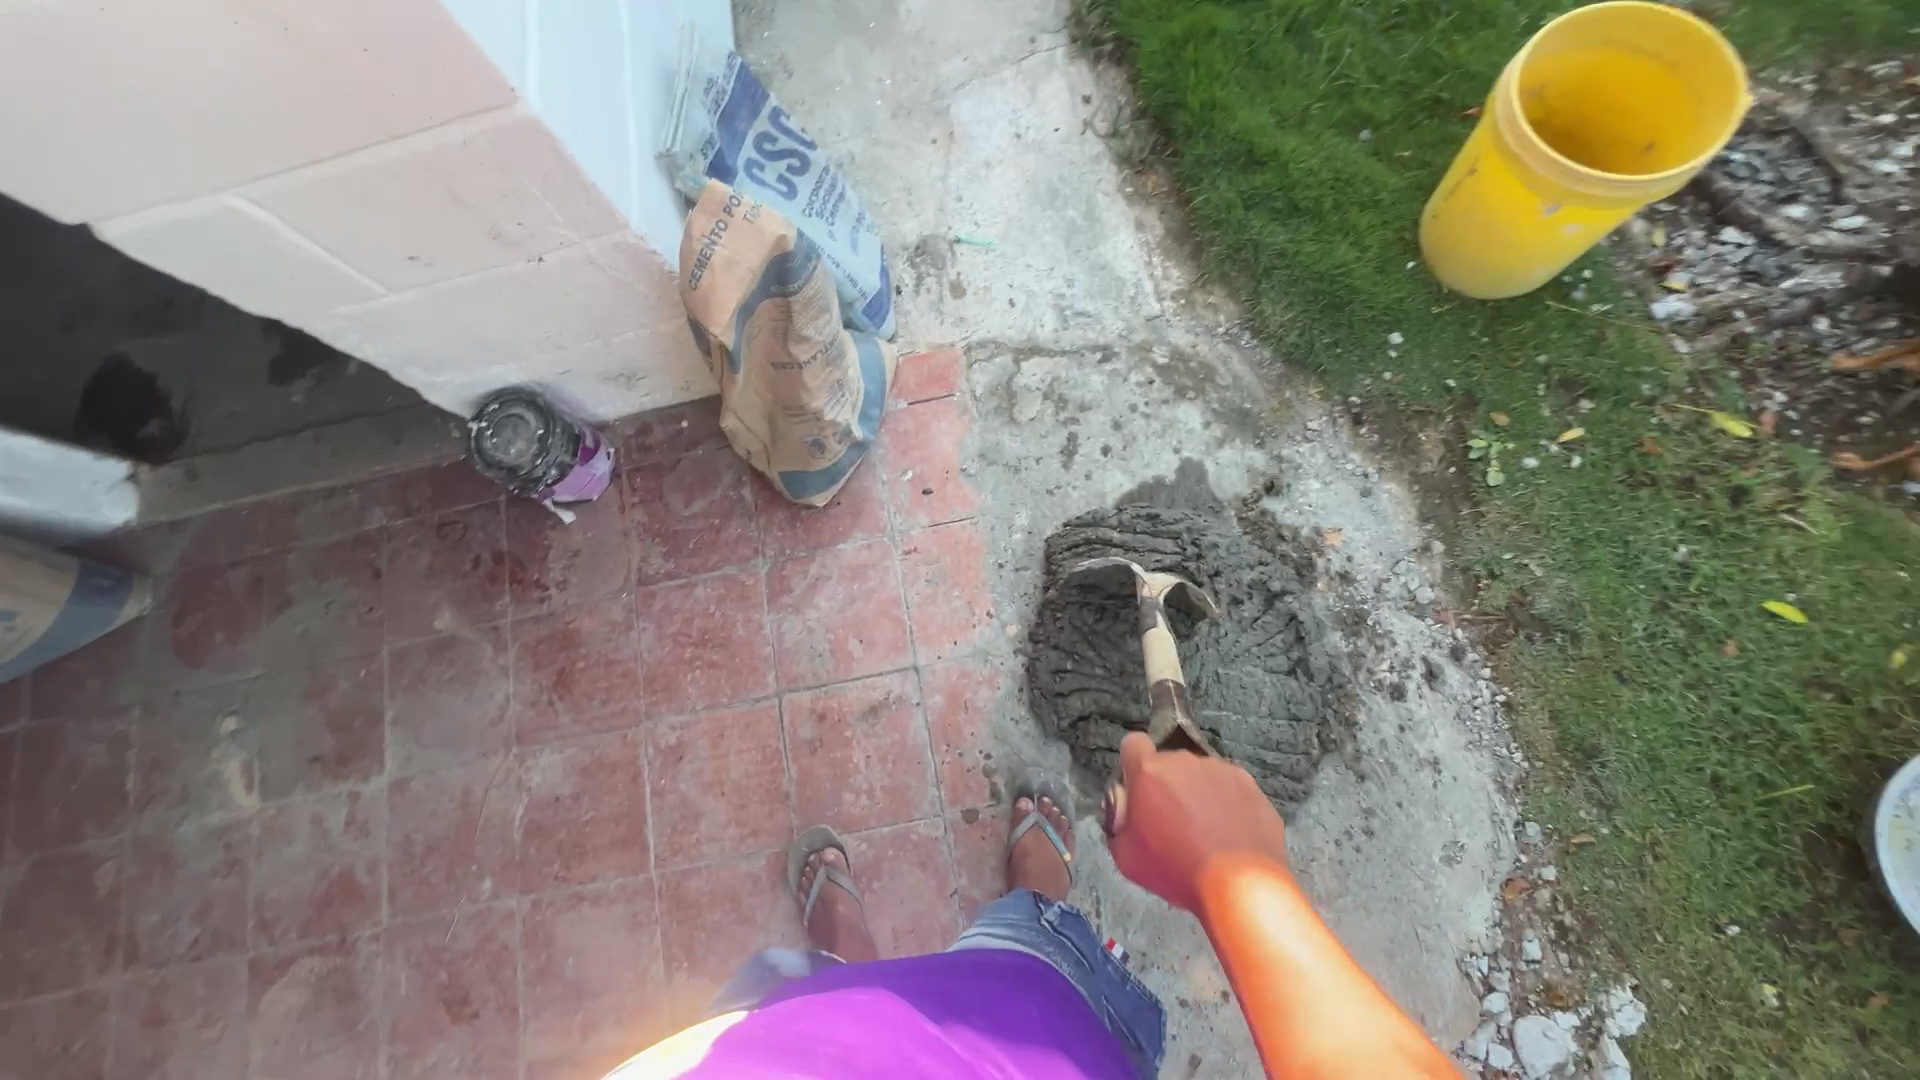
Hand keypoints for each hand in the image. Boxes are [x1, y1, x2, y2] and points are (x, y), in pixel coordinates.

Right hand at [1105, 732, 1290, 910]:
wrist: (1240, 886)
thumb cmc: (1175, 870)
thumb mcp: (1126, 856)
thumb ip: (1119, 823)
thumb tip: (1126, 811)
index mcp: (1149, 771)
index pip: (1133, 744)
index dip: (1133, 764)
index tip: (1139, 788)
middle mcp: (1184, 761)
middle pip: (1168, 763)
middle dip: (1167, 785)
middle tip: (1173, 821)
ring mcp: (1221, 769)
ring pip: (1200, 774)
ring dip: (1197, 793)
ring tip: (1207, 831)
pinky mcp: (1249, 784)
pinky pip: (1229, 787)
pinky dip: (1227, 803)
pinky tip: (1230, 833)